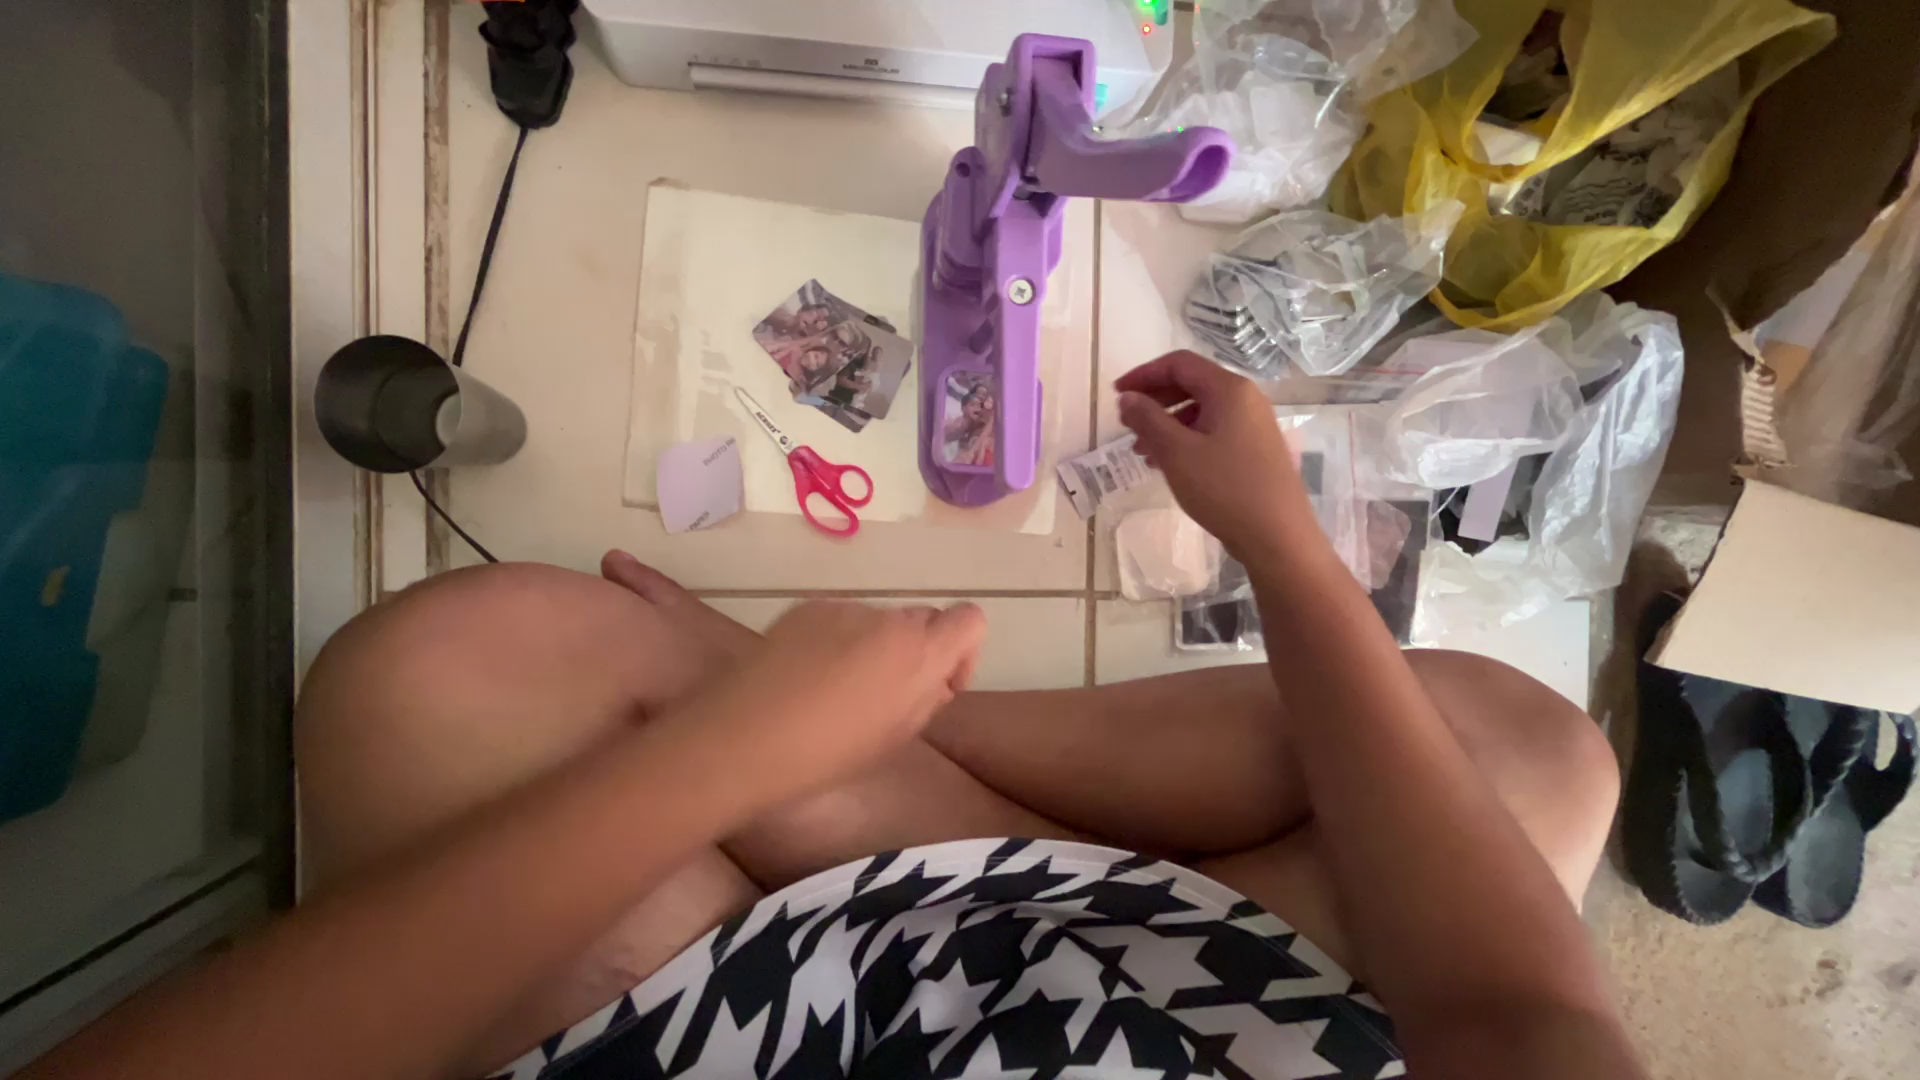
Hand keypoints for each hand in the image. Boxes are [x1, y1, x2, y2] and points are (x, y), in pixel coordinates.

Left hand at [683, 600, 985, 803]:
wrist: (740, 738)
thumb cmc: (826, 753)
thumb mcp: (895, 736)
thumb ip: (927, 697)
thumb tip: (933, 677)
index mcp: (918, 653)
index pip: (971, 619)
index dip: (963, 650)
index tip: (938, 684)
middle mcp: (888, 618)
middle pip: (924, 619)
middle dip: (918, 650)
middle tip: (887, 694)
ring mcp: (844, 608)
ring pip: (879, 621)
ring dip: (874, 646)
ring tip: (836, 689)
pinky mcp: (806, 607)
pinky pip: (841, 619)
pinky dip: (837, 640)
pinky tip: (806, 676)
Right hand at [1115, 350, 1312, 556]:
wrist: (1277, 535)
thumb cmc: (1224, 489)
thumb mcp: (1176, 452)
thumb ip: (1147, 419)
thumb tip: (1127, 397)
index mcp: (1229, 390)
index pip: (1179, 364)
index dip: (1143, 374)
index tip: (1116, 394)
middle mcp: (1245, 399)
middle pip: (1191, 384)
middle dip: (1154, 400)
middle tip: (1126, 422)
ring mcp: (1253, 425)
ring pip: (1201, 411)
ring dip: (1167, 424)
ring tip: (1141, 451)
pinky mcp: (1254, 450)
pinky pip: (1213, 432)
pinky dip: (1185, 439)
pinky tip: (1168, 464)